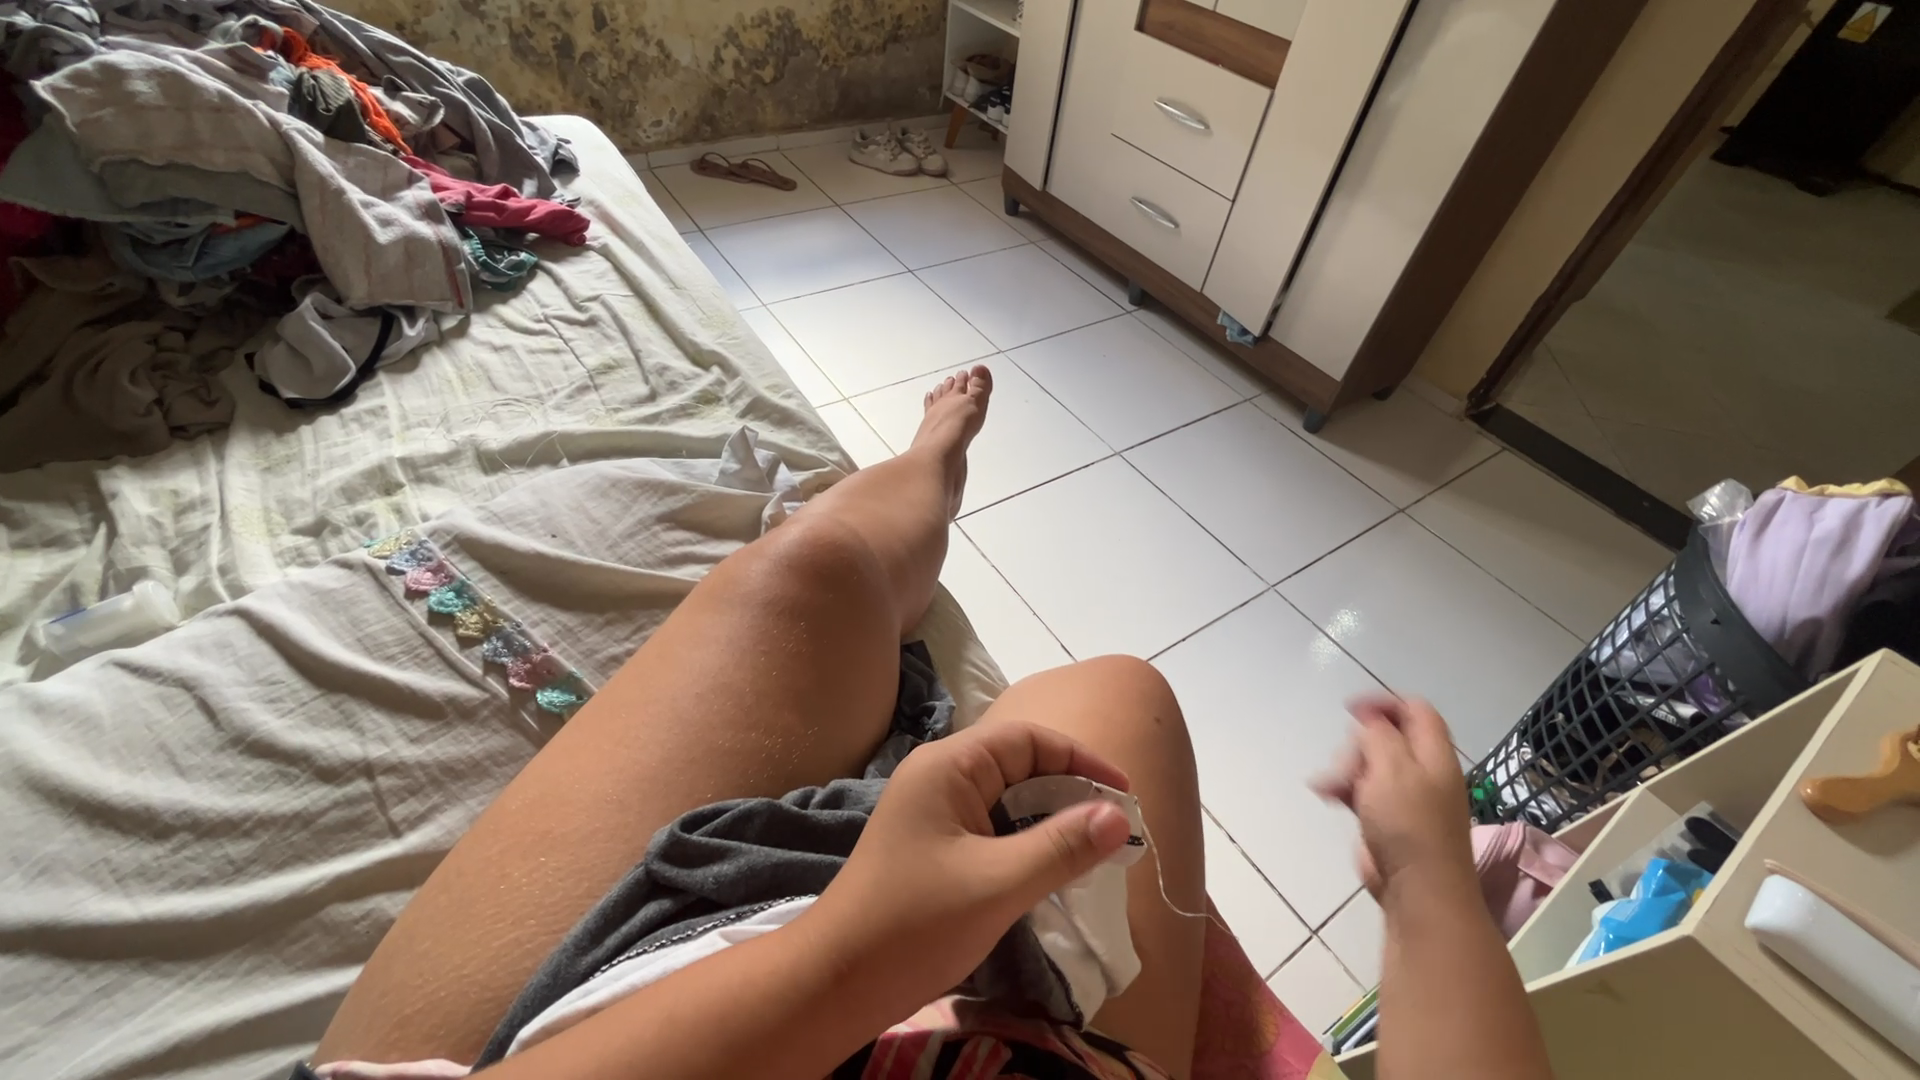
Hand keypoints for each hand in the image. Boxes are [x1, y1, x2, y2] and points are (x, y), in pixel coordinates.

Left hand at [804, 721, 1134, 1018]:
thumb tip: (1119, 815)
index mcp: (949, 765)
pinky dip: (1026, 838)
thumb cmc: (915, 923)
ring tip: (1093, 847)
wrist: (837, 980)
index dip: (1080, 759)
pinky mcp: (935, 842)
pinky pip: (992, 825)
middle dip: (1069, 789)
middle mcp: (940, 775)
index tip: (1125, 793)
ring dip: (1050, 817)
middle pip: (1018, 763)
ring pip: (1007, 797)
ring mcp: (935, 809)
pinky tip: (1051, 865)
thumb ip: (1061, 846)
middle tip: (1116, 826)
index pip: (1027, 738)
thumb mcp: (997, 884)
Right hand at [1313, 696, 1474, 900]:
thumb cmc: (1408, 823)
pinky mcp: (1385, 816)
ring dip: (1345, 767)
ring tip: (1332, 785)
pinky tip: (1327, 794)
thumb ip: (1380, 734)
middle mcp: (1422, 771)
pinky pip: (1360, 789)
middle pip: (1386, 737)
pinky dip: (1343, 787)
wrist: (1417, 887)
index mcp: (1433, 755)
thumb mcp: (1392, 767)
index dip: (1384, 703)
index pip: (1416, 710)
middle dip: (1358, 743)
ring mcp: (1404, 795)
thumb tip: (1370, 716)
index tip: (1352, 710)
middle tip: (1347, 761)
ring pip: (1368, 762)